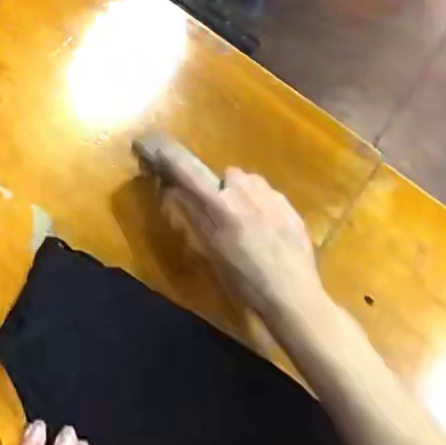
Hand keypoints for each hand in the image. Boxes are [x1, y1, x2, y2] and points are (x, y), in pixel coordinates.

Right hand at [133, 132, 327, 319]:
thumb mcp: (212, 251)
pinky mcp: (292, 207)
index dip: (168, 156)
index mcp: (220, 204)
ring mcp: (272, 197)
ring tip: (249, 224)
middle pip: (227, 174)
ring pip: (251, 182)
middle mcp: (245, 191)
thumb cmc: (245, 281)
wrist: (295, 299)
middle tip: (223, 214)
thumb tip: (173, 190)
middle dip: (224, 188)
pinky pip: (270, 196)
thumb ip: (194, 215)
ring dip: (245, 195)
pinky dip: (265, 207)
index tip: (151, 145)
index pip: (187, 170)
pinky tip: (270, 233)